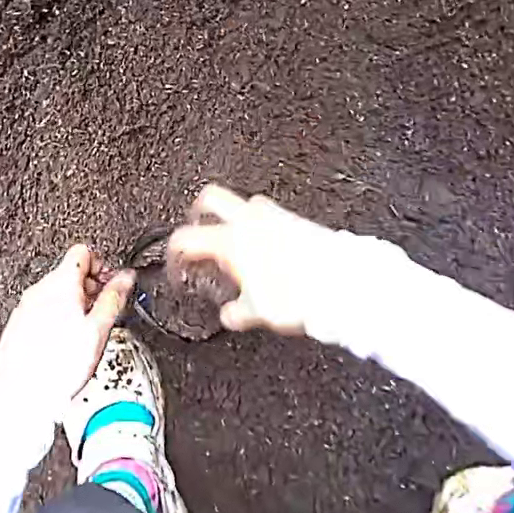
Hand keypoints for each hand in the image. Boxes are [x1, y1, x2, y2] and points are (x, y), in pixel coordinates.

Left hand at [0, 244, 130, 418]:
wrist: (18, 396)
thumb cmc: (56, 366)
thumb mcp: (98, 329)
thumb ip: (114, 297)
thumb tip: (126, 278)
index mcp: (61, 283)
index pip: (83, 252)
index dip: (103, 267)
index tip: (111, 287)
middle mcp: (40, 290)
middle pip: (71, 272)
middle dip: (91, 288)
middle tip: (103, 312)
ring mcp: (27, 307)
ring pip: (58, 293)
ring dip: (76, 305)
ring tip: (85, 333)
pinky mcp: (19, 325)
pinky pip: (44, 310)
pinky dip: (59, 319)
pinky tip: (65, 344)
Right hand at [168, 184, 358, 336]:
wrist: (338, 281)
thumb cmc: (296, 294)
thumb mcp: (257, 311)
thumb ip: (238, 312)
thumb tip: (230, 315)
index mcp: (229, 241)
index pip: (186, 237)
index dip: (175, 250)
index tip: (177, 261)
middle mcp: (248, 221)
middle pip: (211, 197)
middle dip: (199, 209)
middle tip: (197, 226)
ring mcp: (272, 215)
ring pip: (243, 201)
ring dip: (234, 214)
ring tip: (234, 235)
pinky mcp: (293, 218)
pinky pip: (268, 212)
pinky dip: (260, 222)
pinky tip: (266, 240)